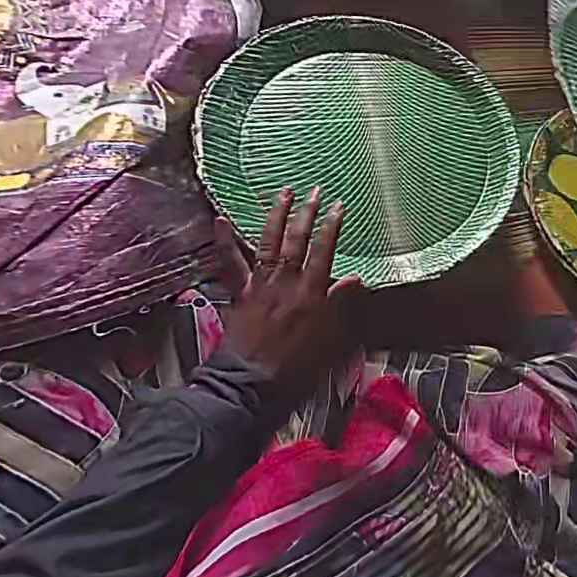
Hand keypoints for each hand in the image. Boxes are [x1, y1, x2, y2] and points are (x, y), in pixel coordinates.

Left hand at [214, 187, 362, 387]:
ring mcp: (259, 285)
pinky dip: (225, 242)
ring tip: (283, 193)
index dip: (331, 227)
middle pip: (297, 241)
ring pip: (269, 244)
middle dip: (306, 213)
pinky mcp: (239, 293)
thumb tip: (356, 278)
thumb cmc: (295, 367)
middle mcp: (285, 282)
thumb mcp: (329, 338)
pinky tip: (220, 220)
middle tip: (314, 190)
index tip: (337, 205)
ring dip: (276, 216)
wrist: (249, 386)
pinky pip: (230, 264)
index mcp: (310, 293)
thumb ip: (339, 304)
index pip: (324, 251)